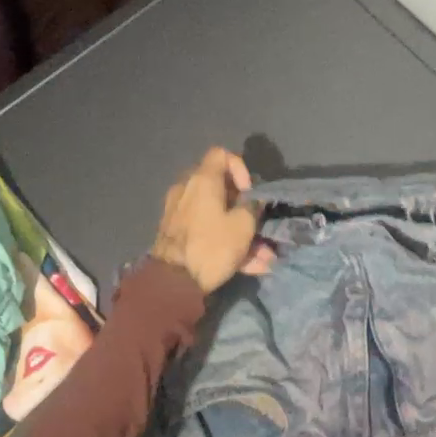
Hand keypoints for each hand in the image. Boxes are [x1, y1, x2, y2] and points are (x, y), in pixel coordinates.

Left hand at [151, 148, 262, 293]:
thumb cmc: (211, 246)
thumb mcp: (242, 227)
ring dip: (240, 234)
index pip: (221, 154)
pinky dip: (225, 243)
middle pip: (221, 189)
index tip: (249, 192)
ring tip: (263, 258)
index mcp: (202, 180)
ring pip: (216, 216)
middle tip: (258, 225)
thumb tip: (253, 201)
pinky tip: (249, 267)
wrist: (172, 281)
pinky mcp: (176, 234)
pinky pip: (206, 231)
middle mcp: (187, 190)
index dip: (241, 168)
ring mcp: (179, 212)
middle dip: (244, 209)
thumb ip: (252, 207)